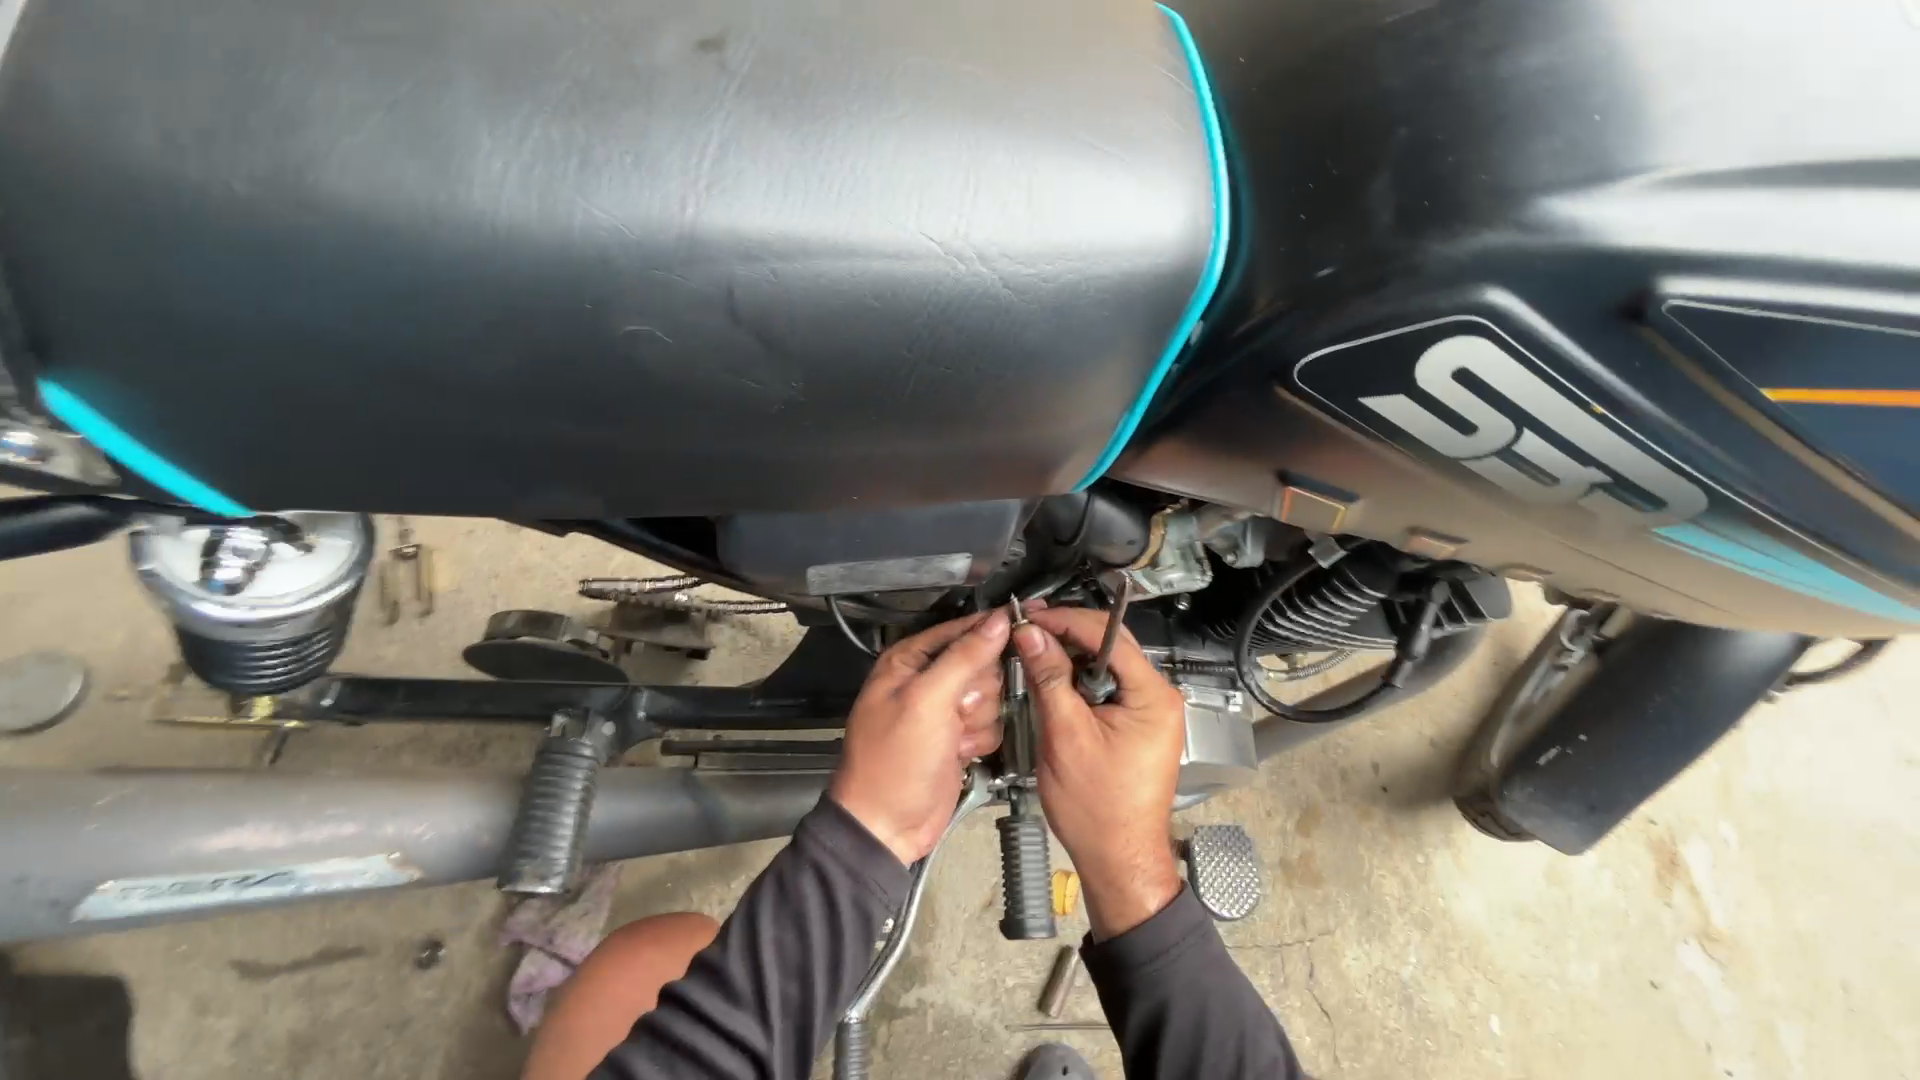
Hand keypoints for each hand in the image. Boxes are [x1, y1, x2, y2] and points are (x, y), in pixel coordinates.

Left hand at [829, 610, 1009, 864]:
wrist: (888, 825)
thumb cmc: (894, 760)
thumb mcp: (927, 701)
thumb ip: (965, 657)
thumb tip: (998, 621)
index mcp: (910, 660)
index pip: (961, 629)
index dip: (989, 631)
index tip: (1023, 626)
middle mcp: (928, 680)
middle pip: (984, 664)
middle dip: (978, 690)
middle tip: (959, 710)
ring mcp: (945, 711)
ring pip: (992, 696)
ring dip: (978, 719)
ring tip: (953, 736)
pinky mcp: (960, 737)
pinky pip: (991, 725)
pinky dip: (979, 740)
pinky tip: (959, 752)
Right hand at [1013, 607, 1187, 939]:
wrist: (1117, 857)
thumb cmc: (1099, 810)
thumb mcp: (1065, 734)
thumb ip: (1049, 678)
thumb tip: (1031, 635)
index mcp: (1152, 696)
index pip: (1106, 634)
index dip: (1064, 620)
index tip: (1031, 619)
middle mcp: (1159, 697)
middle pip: (1110, 643)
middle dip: (1066, 632)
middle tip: (1028, 629)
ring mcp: (1150, 711)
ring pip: (1106, 663)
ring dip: (1070, 654)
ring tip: (1034, 652)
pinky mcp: (1137, 724)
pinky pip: (1107, 685)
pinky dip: (1078, 678)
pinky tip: (1053, 680)